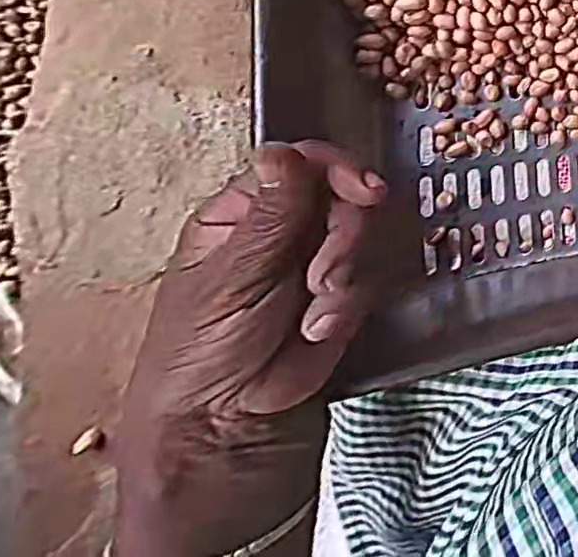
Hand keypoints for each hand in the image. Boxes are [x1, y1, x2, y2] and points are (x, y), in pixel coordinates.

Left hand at [111, 142, 410, 556]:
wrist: (229, 427)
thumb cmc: (203, 351)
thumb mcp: (231, 277)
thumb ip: (270, 214)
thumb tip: (281, 151)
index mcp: (245, 212)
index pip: (304, 163)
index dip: (339, 169)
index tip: (366, 190)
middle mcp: (288, 225)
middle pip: (347, 194)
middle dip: (346, 234)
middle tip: (328, 273)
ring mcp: (320, 254)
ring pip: (366, 231)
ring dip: (348, 271)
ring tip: (317, 310)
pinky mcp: (348, 285)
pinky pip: (373, 270)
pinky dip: (352, 301)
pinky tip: (321, 327)